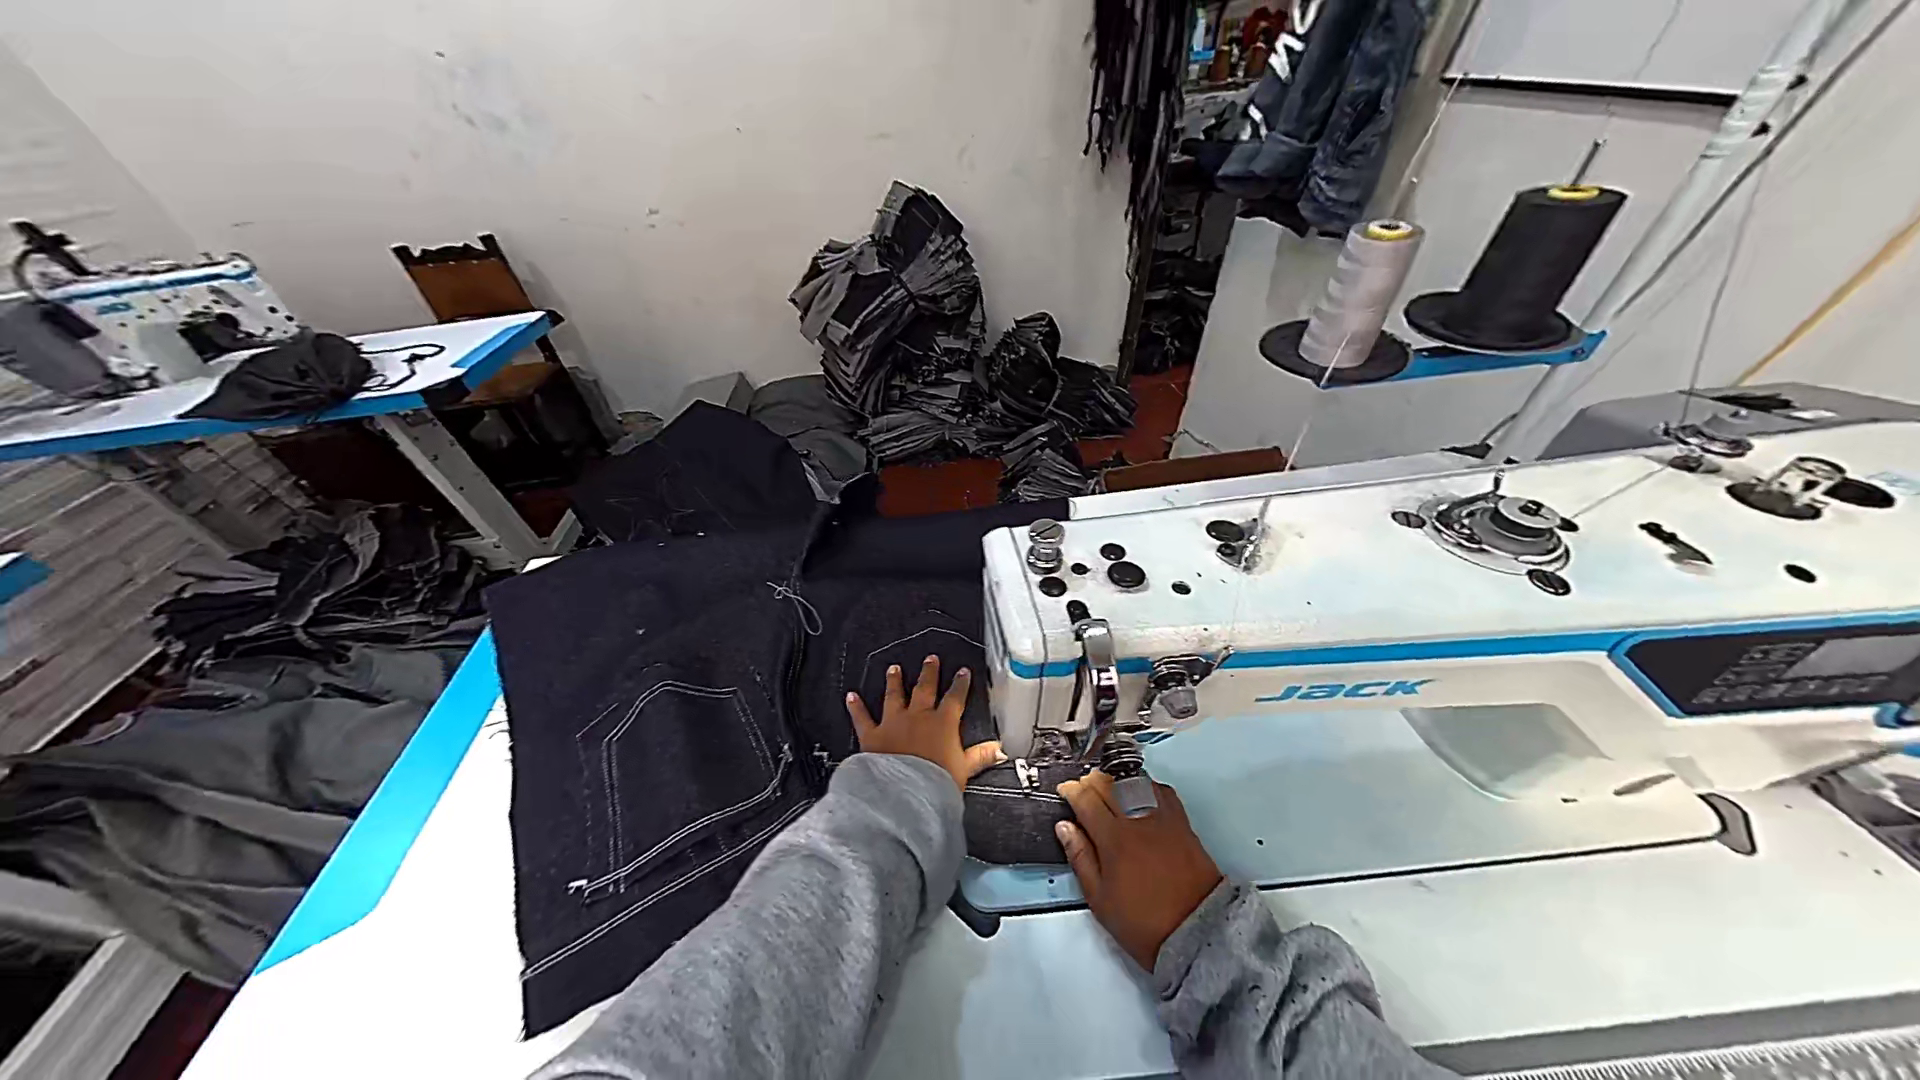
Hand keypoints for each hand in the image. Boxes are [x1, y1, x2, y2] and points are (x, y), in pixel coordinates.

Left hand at [846, 654, 1003, 791]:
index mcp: (942, 723)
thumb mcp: (964, 769)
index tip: (962, 672)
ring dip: (894, 681)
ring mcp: (893, 723)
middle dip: (928, 673)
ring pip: (894, 696)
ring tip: (894, 668)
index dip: (960, 684)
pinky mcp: (872, 736)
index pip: (954, 698)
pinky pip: (862, 718)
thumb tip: (997, 750)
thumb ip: (979, 756)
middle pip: (924, 689)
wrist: (905, 794)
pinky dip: (856, 707)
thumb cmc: (936, 783)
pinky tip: (851, 696)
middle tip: (930, 659)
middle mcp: (917, 717)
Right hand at [1056, 771, 1222, 970]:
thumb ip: (1080, 857)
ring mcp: (1161, 819)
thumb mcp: (1100, 899)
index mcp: (1113, 839)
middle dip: (1090, 781)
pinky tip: (1139, 793)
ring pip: (1133, 781)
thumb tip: (1065, 829)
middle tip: (1082, 790)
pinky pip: (1161, 791)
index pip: (1086, 798)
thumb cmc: (1147, 923)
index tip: (1065, 792)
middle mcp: (1137, 821)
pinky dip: (1146, 785)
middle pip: (1108, 783)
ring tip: (1107, 789)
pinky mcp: (1182, 823)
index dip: (1071, 791)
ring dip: (1115, 780)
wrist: (1195, 933)